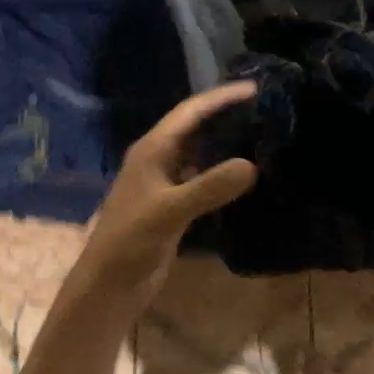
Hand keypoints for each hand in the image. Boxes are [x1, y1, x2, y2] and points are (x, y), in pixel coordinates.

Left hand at [67, 83, 260, 314]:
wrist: (109, 285)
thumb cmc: (131, 241)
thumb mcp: (171, 211)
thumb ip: (209, 187)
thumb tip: (253, 164)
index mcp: (152, 149)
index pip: (190, 111)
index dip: (220, 97)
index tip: (255, 88)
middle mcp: (157, 158)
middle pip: (195, 126)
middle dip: (225, 115)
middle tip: (265, 108)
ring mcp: (164, 182)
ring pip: (198, 152)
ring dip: (224, 143)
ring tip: (261, 135)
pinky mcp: (172, 205)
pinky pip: (200, 178)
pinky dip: (221, 173)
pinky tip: (245, 176)